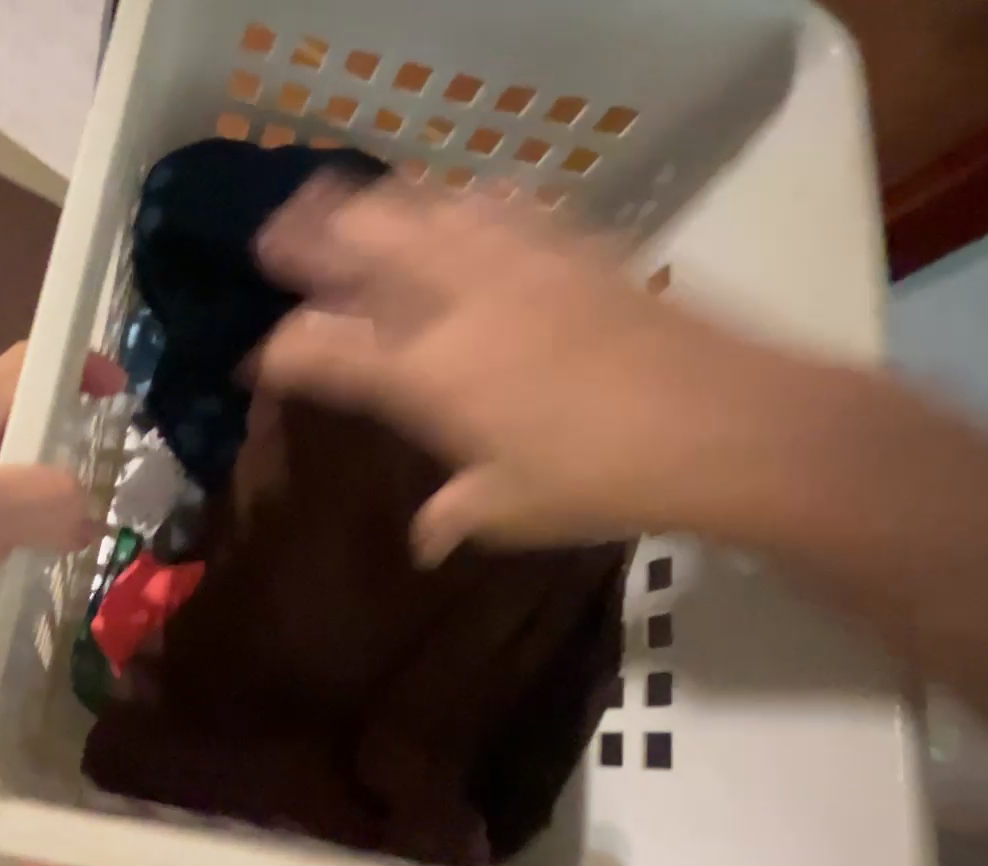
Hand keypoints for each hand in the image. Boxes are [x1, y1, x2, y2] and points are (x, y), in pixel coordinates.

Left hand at [0, 343, 123, 656]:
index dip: (78, 364)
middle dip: (81, 437)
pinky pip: (15, 516)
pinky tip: (53, 557)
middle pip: (35, 418)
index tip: (124, 396)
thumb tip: (88, 512)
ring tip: (96, 522)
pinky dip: (43, 527)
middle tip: (120, 477)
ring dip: (66, 490)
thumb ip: (42, 497)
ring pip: (29, 472)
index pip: (29, 363)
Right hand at [254, 176, 819, 559]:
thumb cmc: (600, 481)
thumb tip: (423, 543)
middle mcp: (454, 306)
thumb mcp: (508, 510)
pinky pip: (496, 204)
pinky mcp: (568, 247)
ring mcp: (512, 266)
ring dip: (369, 204)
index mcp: (425, 376)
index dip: (275, 353)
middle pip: (357, 246)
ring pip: (418, 209)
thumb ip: (451, 518)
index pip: (319, 349)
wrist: (732, 427)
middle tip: (269, 239)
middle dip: (302, 239)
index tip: (255, 361)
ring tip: (340, 202)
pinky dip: (456, 200)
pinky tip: (450, 204)